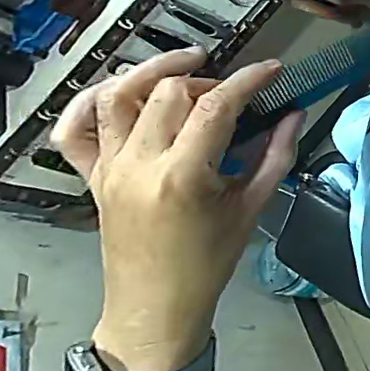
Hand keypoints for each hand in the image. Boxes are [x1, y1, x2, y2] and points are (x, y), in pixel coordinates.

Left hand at [51, 48, 303, 370]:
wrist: (155, 306)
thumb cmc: (208, 262)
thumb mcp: (253, 207)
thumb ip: (277, 155)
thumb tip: (294, 116)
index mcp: (182, 176)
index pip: (216, 105)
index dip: (248, 80)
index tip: (271, 70)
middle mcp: (138, 165)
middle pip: (169, 92)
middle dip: (210, 79)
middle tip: (235, 92)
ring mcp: (109, 168)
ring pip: (117, 95)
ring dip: (153, 70)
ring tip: (186, 64)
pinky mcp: (92, 175)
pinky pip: (75, 129)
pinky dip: (90, 100)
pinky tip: (121, 89)